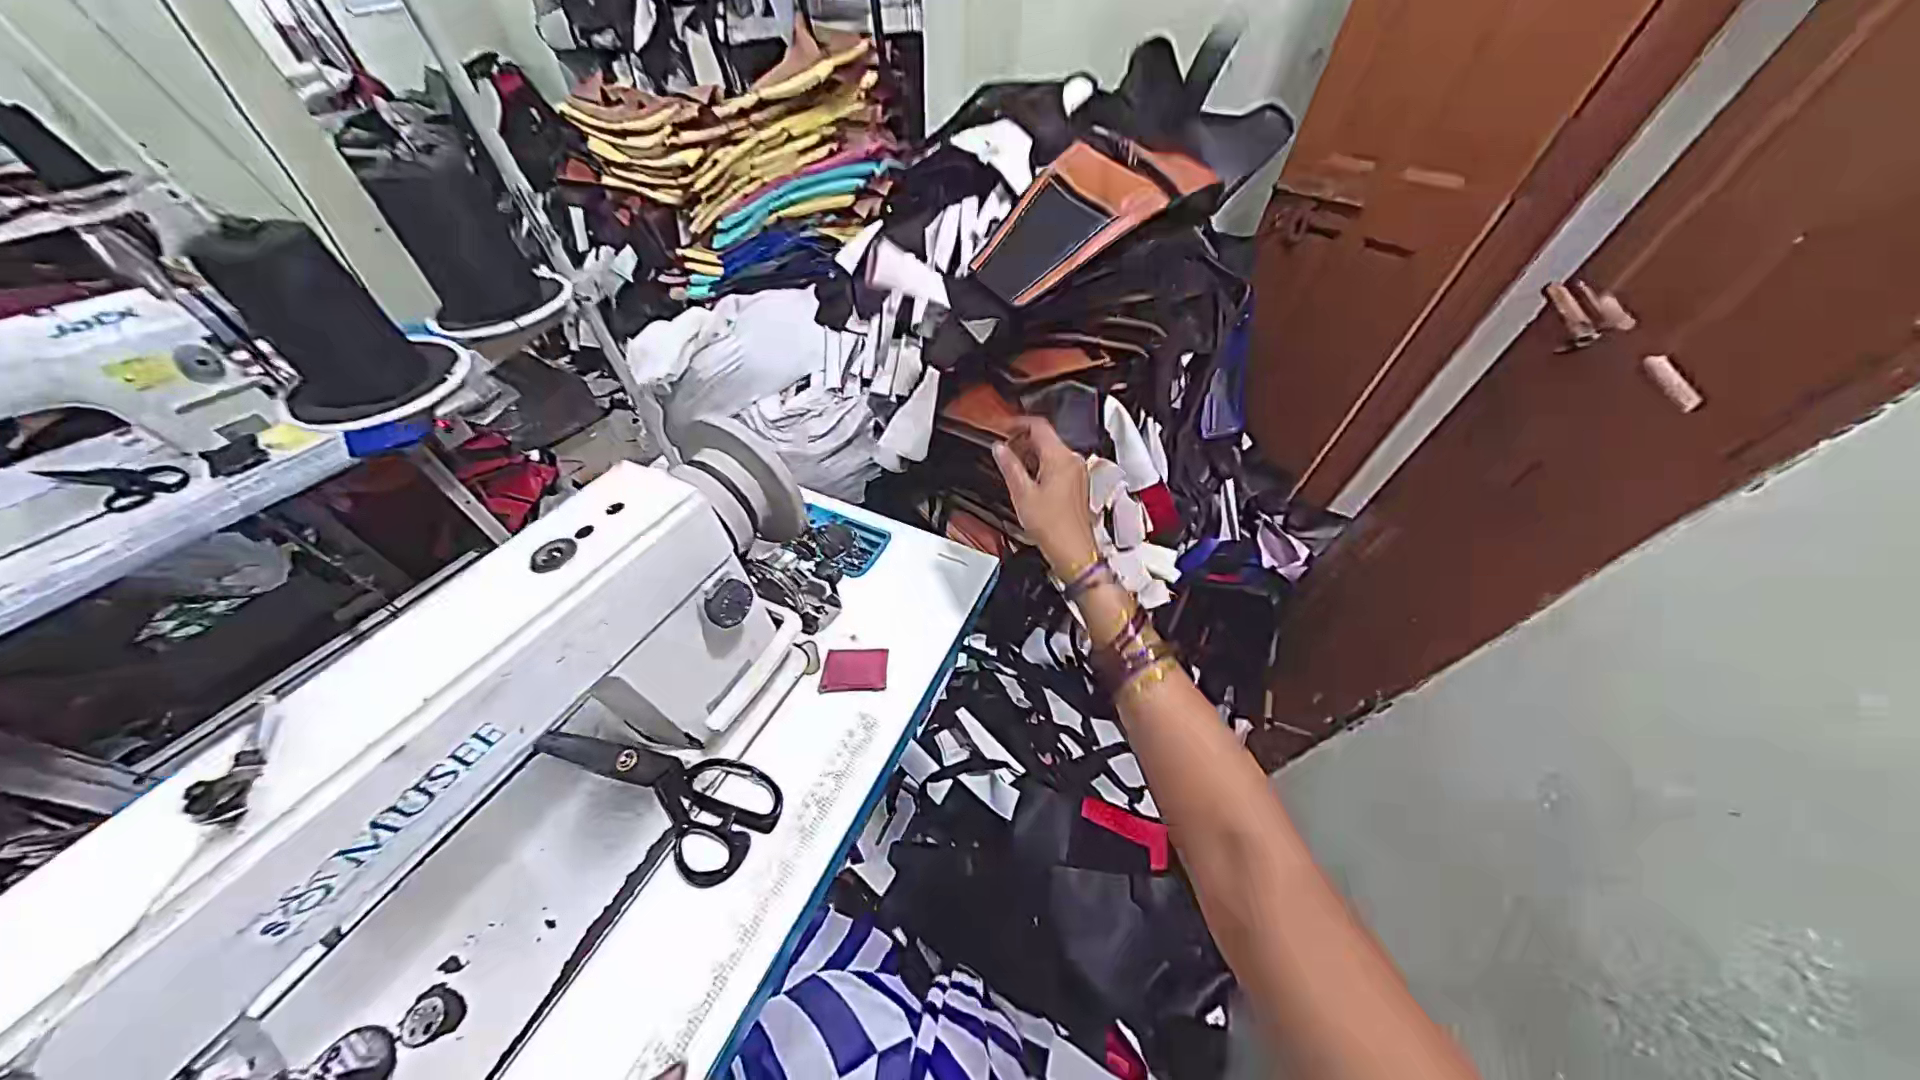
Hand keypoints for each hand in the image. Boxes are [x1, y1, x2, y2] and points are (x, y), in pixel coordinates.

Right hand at [991, 417, 1097, 575]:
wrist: (1073, 551)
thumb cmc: (1053, 527)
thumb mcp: (1022, 494)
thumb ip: (1009, 466)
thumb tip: (1000, 449)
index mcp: (1061, 458)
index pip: (1039, 426)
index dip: (1018, 423)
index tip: (1004, 428)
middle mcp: (1073, 462)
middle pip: (1045, 438)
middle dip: (1022, 441)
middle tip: (1004, 450)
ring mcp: (1078, 473)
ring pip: (1051, 452)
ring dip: (1031, 455)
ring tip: (1013, 467)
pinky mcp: (1077, 485)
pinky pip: (1058, 466)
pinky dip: (1041, 467)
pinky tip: (1028, 481)